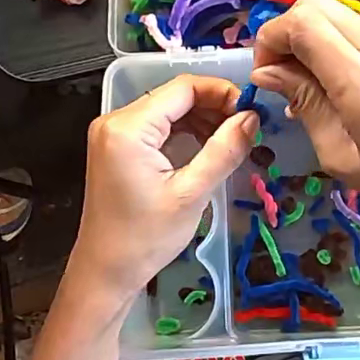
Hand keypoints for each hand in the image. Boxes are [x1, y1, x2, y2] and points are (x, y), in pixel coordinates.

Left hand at [70, 75, 257, 298]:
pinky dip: (185, 132)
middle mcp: (115, 121)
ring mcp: (113, 134)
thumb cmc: (145, 238)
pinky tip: (209, 146)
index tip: (252, 111)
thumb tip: (252, 118)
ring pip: (168, 110)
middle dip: (214, 106)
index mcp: (129, 128)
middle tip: (248, 127)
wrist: (106, 272)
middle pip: (175, 96)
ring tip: (233, 139)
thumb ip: (224, 150)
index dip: (222, 92)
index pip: (183, 88)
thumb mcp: (192, 194)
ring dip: (202, 119)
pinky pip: (157, 127)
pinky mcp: (117, 148)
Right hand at [250, 0, 359, 228]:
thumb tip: (267, 72)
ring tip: (303, 86)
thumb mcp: (341, 156)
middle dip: (283, 32)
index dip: (271, 39)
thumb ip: (306, 104)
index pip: (305, 24)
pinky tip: (328, 85)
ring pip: (333, 13)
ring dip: (306, 38)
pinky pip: (352, 29)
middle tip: (279, 75)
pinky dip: (327, 45)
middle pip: (315, 5)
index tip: (264, 75)